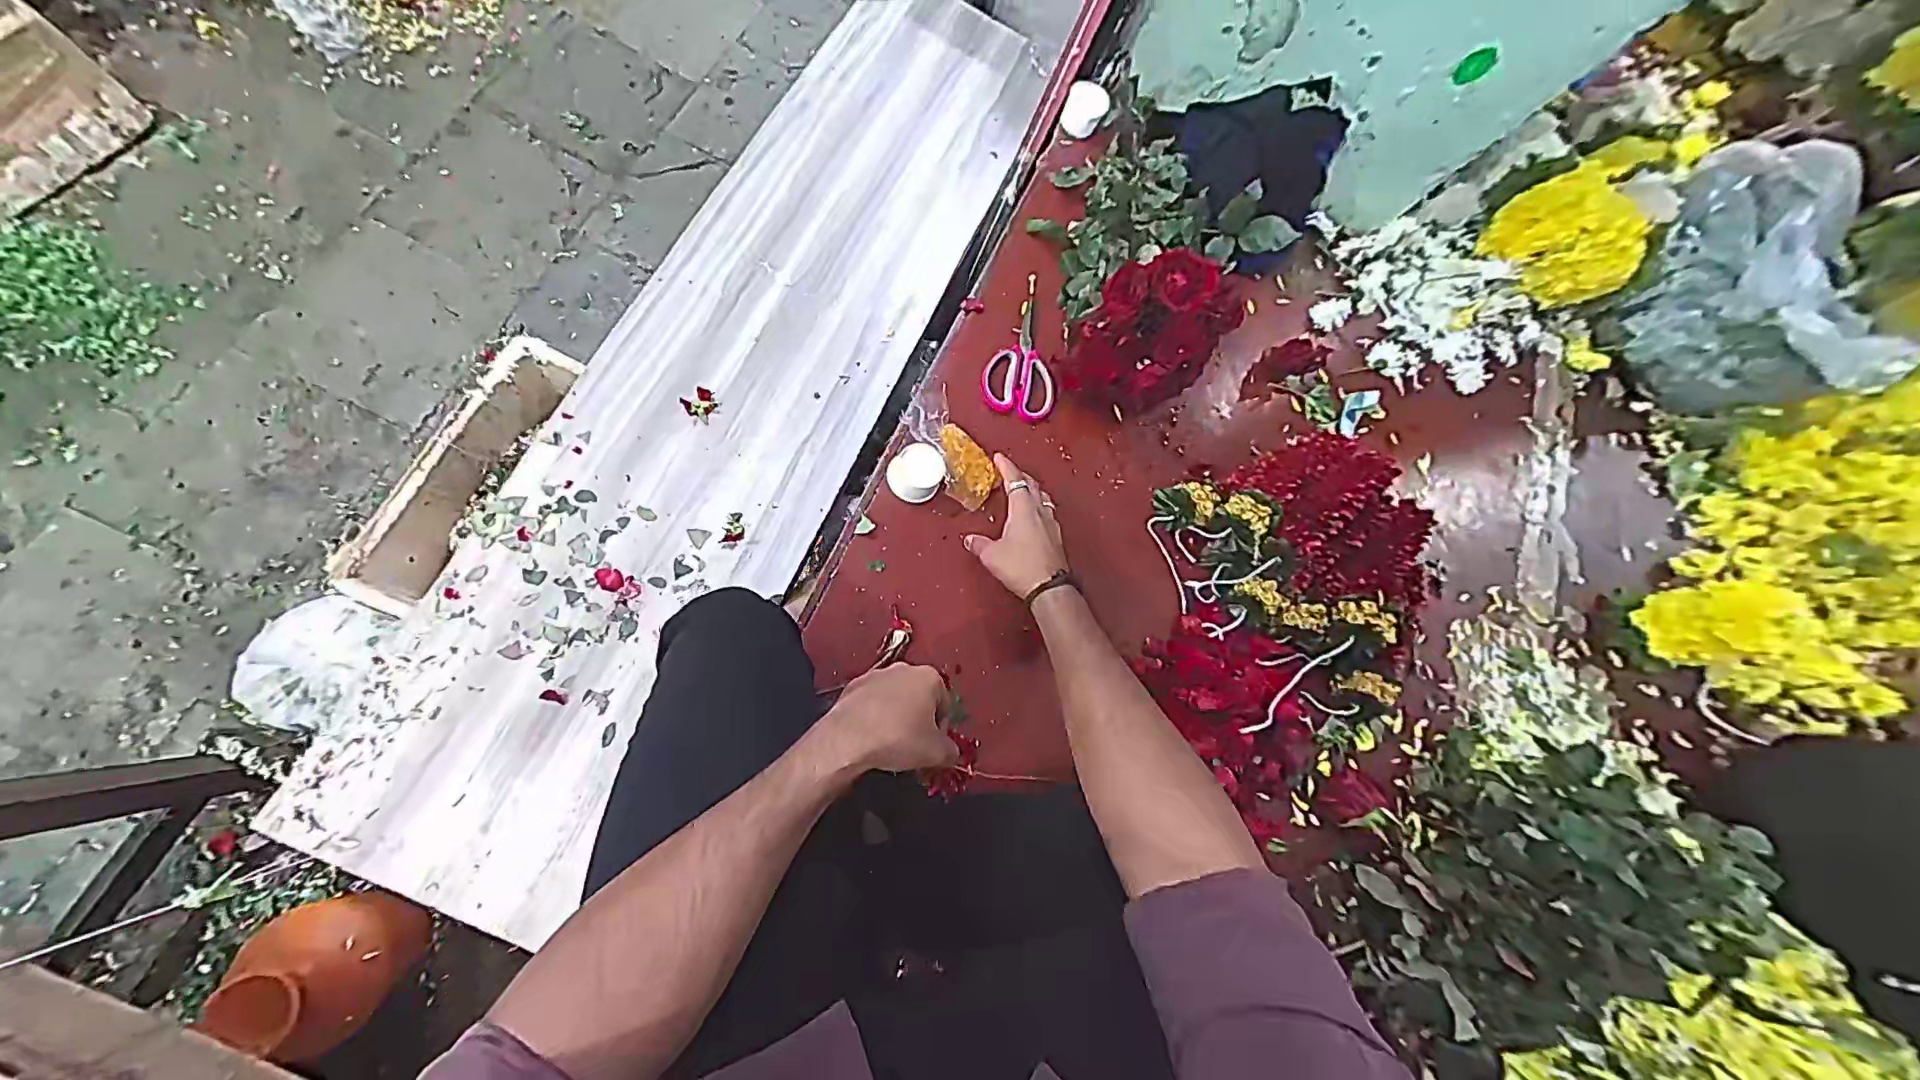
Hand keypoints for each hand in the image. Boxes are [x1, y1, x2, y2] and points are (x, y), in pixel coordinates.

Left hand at [815, 663, 956, 774]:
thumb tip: (950, 753)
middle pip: (919, 698)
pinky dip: (874, 716)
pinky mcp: (852, 685)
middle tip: (914, 746)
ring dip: (896, 717)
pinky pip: (871, 703)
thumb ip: (950, 751)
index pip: (945, 704)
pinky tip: (870, 736)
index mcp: (929, 677)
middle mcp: (904, 668)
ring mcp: (876, 674)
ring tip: (889, 743)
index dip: (941, 729)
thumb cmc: (899, 738)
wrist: (848, 737)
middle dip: (919, 720)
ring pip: (894, 698)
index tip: (932, 747)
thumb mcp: (936, 753)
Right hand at [964, 454, 1068, 597]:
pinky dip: (1038, 506)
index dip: (1006, 466)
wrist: (1048, 587)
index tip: (999, 457)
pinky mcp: (1056, 537)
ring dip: (1032, 489)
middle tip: (1009, 471)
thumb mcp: (992, 555)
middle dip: (1020, 475)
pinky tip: (1035, 515)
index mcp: (1023, 508)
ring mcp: (1051, 524)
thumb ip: (979, 544)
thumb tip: (970, 539)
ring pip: (1042, 497)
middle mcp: (1040, 511)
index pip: (1015, 479)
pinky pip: (1047, 512)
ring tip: (1023, 489)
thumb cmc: (1021, 567)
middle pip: (1032, 484)